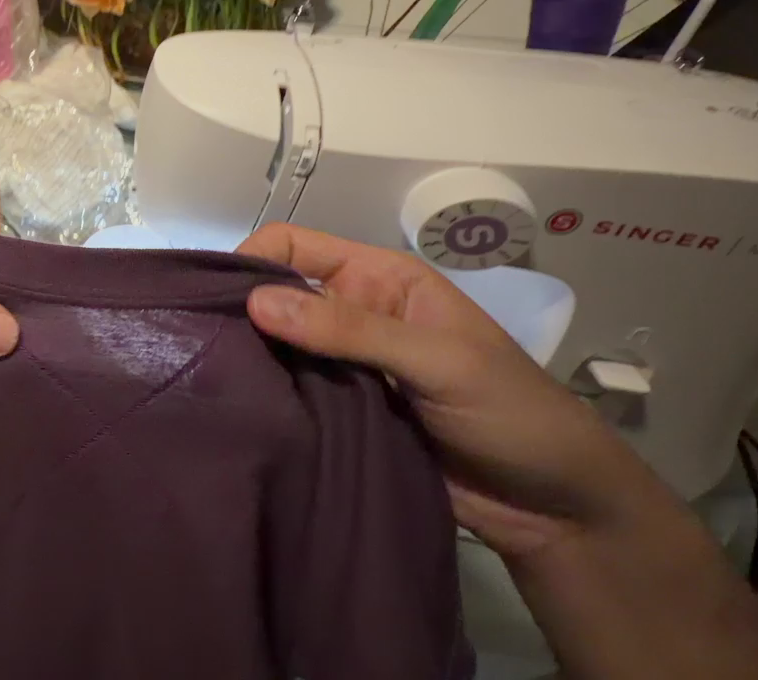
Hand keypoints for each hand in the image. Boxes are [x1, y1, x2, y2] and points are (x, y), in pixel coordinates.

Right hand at [236, 224, 674, 562]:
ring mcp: (339, 364)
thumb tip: (254, 301)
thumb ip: (350, 329)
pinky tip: (236, 406)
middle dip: (239, 312)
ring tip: (209, 377)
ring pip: (272, 344)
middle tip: (199, 342)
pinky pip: (284, 390)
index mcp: (377, 278)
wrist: (558, 513)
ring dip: (247, 357)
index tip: (217, 299)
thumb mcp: (440, 361)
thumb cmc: (514, 414)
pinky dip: (262, 394)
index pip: (292, 245)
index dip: (251, 260)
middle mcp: (349, 312)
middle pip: (272, 293)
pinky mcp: (334, 410)